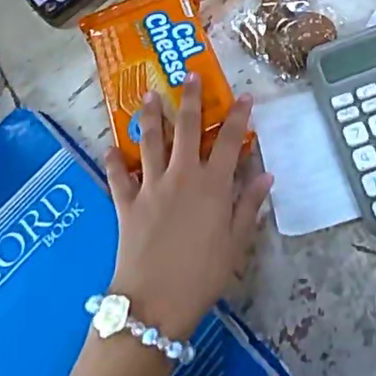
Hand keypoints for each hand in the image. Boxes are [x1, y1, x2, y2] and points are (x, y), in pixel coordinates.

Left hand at [102, 75, 271, 340]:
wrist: (156, 300)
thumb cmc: (204, 274)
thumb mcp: (237, 242)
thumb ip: (250, 205)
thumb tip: (266, 174)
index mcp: (213, 185)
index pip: (229, 141)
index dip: (237, 116)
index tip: (243, 96)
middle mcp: (182, 176)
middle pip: (187, 129)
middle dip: (190, 99)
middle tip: (188, 75)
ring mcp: (151, 186)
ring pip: (151, 142)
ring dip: (151, 116)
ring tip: (149, 95)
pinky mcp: (126, 202)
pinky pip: (118, 176)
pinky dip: (114, 161)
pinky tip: (110, 148)